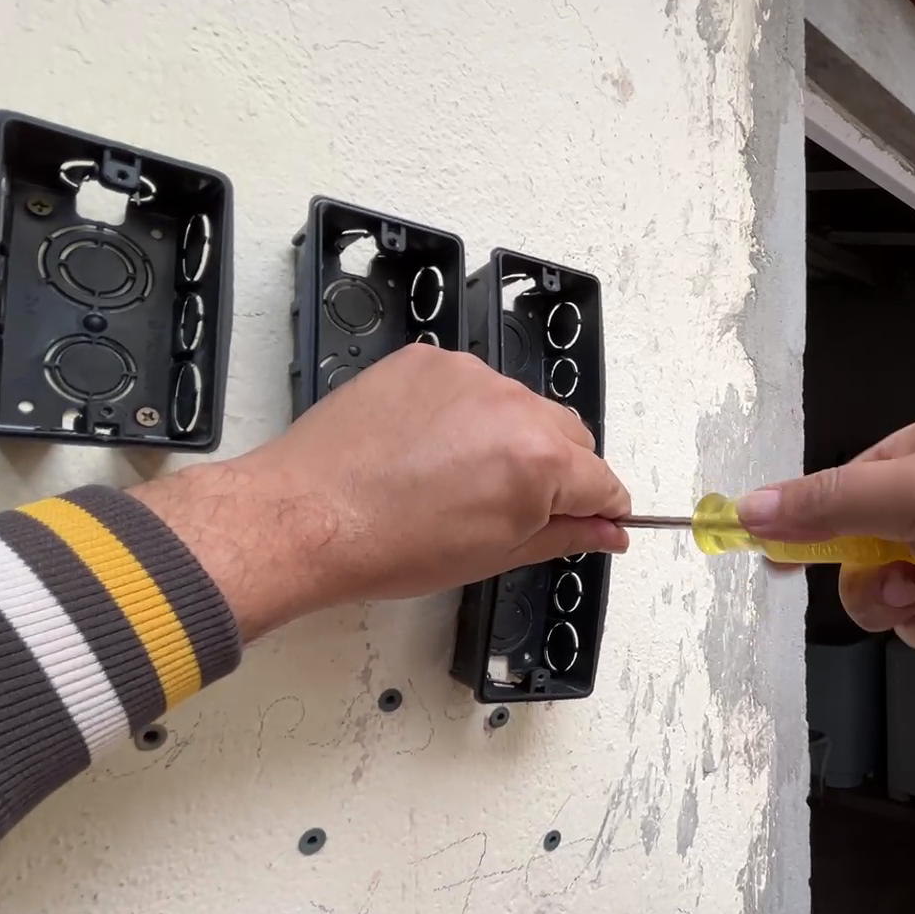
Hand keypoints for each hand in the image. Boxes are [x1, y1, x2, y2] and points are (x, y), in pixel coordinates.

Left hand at [133, 344, 630, 637]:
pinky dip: (473, 412)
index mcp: (540, 461)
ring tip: (468, 474)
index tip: (598, 517)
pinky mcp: (432, 360)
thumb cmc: (390, 544)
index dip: (606, 508)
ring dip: (518, 438)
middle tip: (522, 504)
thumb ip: (568, 535)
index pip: (605, 481)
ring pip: (527, 407)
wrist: (304, 515)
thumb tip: (610, 532)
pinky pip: (479, 384)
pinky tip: (439, 445)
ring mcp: (471, 376)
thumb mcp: (498, 553)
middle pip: (574, 437)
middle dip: (565, 472)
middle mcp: (515, 406)